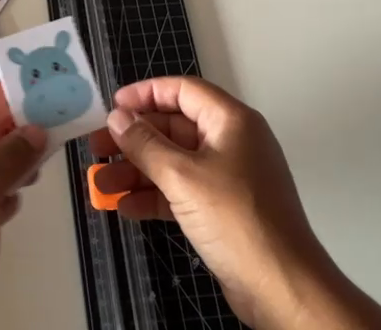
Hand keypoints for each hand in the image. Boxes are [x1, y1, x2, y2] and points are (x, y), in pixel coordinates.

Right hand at [88, 76, 380, 329]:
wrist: (283, 289)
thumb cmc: (237, 220)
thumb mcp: (183, 177)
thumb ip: (145, 144)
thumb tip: (118, 118)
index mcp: (231, 122)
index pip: (183, 91)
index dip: (145, 94)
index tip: (113, 105)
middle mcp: (231, 143)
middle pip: (173, 128)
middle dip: (133, 139)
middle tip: (97, 147)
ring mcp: (228, 178)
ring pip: (173, 162)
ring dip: (136, 172)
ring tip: (101, 184)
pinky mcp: (224, 210)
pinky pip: (181, 192)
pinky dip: (154, 197)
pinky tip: (125, 208)